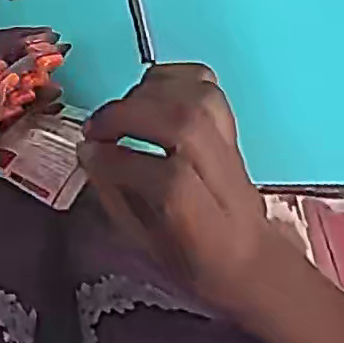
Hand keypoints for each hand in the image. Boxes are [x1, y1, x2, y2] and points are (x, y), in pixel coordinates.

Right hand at [78, 63, 279, 310]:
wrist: (255, 265)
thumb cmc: (193, 263)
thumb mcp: (145, 246)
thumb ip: (115, 195)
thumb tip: (89, 152)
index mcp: (205, 224)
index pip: (168, 179)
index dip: (119, 160)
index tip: (87, 152)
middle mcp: (225, 179)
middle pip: (185, 125)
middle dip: (129, 116)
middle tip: (97, 128)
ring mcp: (232, 149)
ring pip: (197, 97)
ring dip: (148, 92)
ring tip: (120, 109)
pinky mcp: (230, 128)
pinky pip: (206, 85)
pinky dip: (172, 77)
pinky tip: (147, 91)